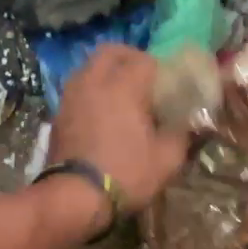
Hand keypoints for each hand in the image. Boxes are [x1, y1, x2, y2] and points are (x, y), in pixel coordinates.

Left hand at [50, 45, 193, 214]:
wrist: (73, 197)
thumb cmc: (125, 174)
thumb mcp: (166, 160)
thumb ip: (182, 136)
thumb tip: (189, 125)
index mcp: (124, 85)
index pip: (146, 60)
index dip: (161, 69)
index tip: (169, 86)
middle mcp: (94, 81)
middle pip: (111, 51)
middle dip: (129, 58)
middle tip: (144, 78)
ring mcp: (71, 96)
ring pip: (90, 67)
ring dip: (107, 73)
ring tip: (121, 95)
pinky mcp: (58, 113)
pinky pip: (78, 89)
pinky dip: (91, 92)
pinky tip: (101, 114)